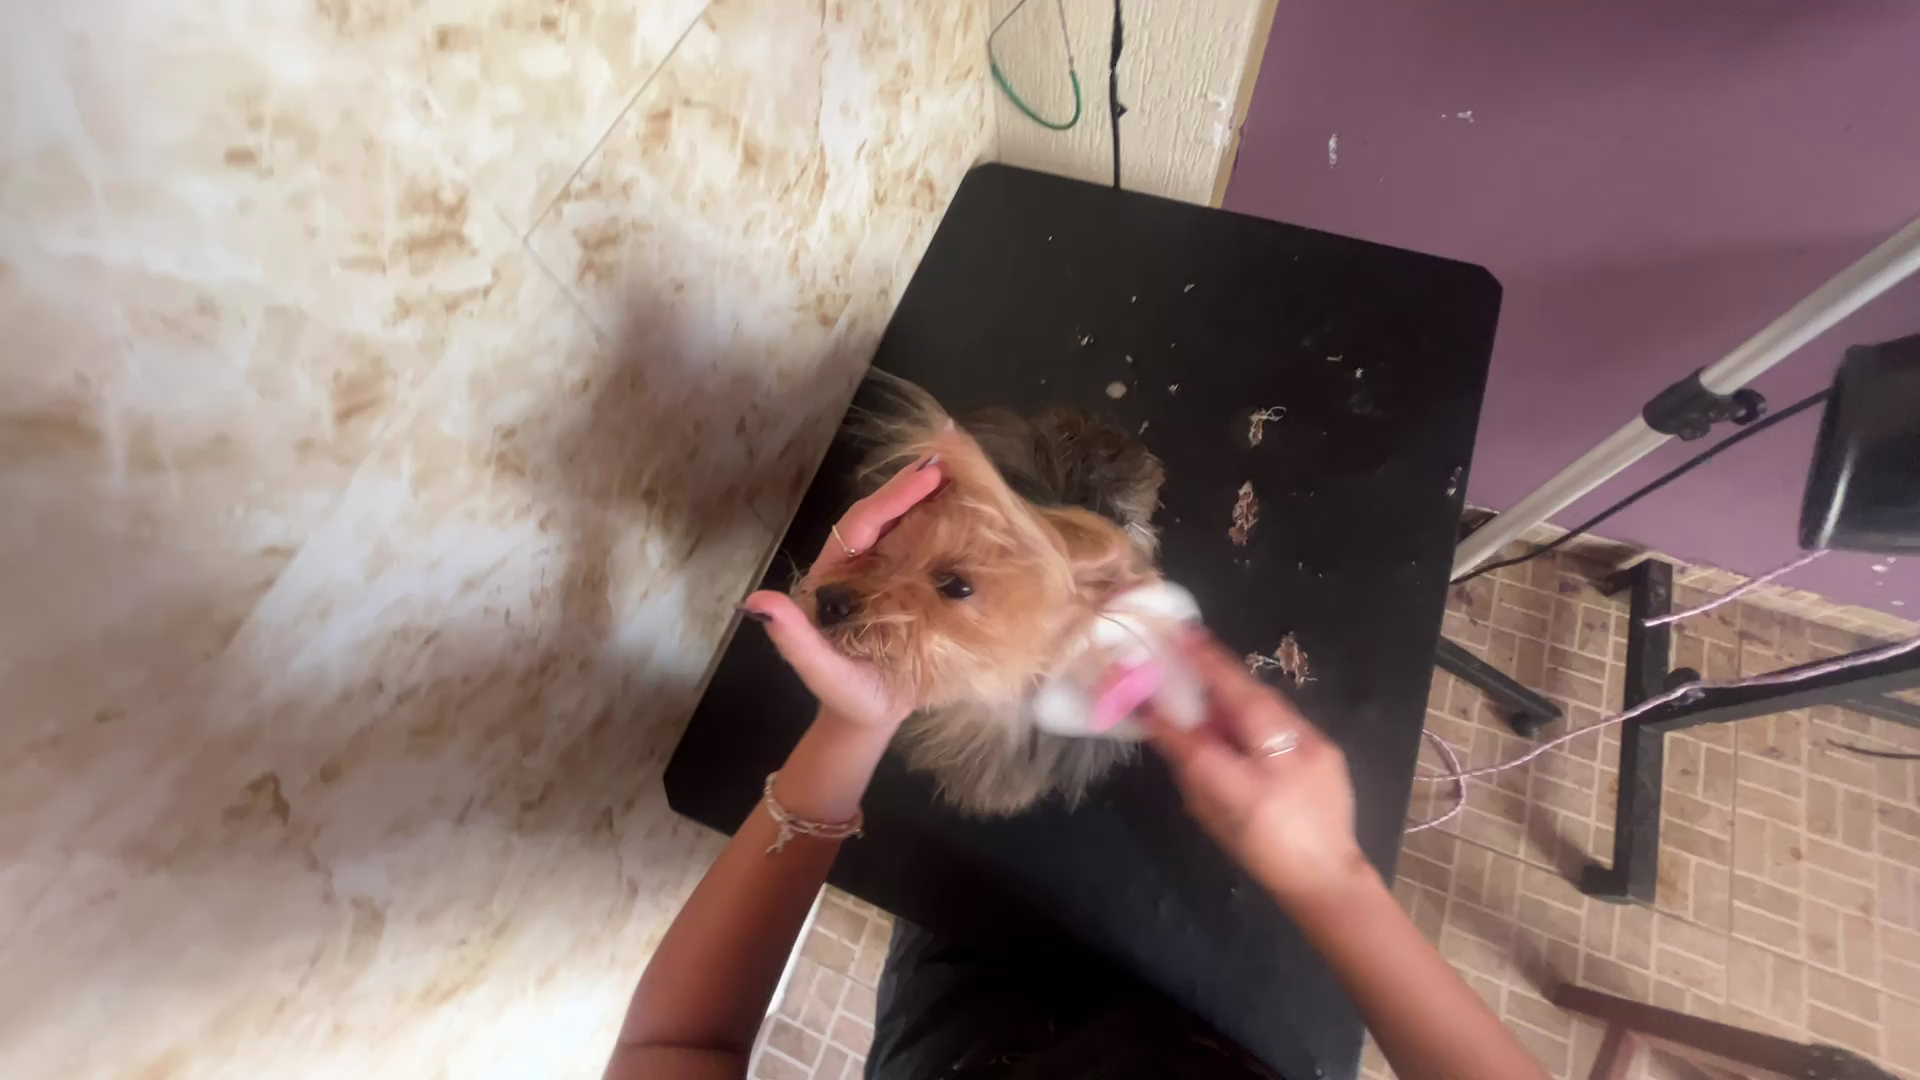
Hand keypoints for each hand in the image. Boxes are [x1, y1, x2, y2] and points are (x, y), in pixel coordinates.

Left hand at [738, 456, 943, 730]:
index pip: (862, 525)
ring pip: (908, 524)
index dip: (893, 497)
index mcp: (836, 574)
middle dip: (913, 482)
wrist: (870, 717)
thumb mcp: (822, 671)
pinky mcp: (912, 584)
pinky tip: (974, 509)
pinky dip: (949, 523)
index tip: (929, 474)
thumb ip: (793, 640)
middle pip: (885, 513)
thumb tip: (758, 600)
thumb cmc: (845, 696)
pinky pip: (929, 547)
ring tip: (964, 468)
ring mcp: (888, 572)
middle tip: (949, 452)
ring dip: (934, 495)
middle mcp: (861, 564)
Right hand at [1146, 631, 1370, 912]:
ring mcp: (1313, 751)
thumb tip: (1163, 725)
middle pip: (1245, 703)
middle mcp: (1286, 766)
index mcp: (1249, 796)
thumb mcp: (1211, 815)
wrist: (1327, 876)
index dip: (1169, 715)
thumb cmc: (1259, 851)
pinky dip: (1253, 699)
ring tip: (1205, 656)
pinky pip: (1280, 712)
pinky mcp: (1326, 746)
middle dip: (1213, 666)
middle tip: (1184, 638)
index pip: (1199, 747)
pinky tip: (1237, 693)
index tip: (1144, 687)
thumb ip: (1187, 767)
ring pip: (1265, 701)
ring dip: (1232, 678)